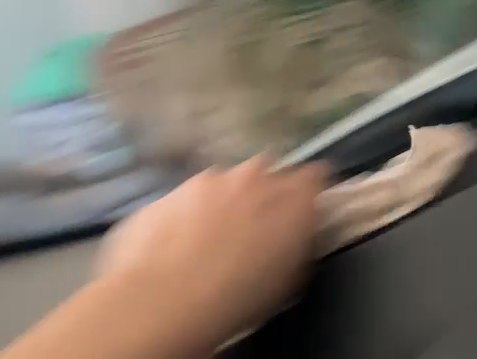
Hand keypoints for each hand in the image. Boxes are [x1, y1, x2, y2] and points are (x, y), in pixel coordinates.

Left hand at [98, 157, 328, 348]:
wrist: (160, 304)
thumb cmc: (240, 293)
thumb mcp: (293, 272)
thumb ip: (302, 237)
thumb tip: (298, 234)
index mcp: (299, 189)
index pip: (316, 175)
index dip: (307, 193)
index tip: (298, 214)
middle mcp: (258, 173)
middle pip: (266, 172)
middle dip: (259, 194)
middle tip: (248, 229)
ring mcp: (206, 182)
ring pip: (219, 186)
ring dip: (217, 204)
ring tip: (202, 243)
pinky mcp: (160, 199)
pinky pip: (176, 206)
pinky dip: (176, 221)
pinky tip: (167, 253)